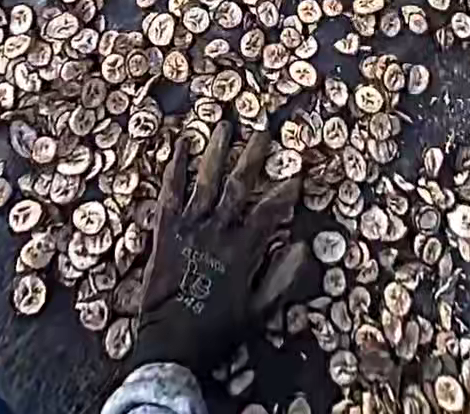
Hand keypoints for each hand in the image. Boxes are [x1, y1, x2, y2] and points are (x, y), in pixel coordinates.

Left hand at [132, 122, 308, 371]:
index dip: (284, 192)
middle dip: (253, 155)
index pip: (269, 211)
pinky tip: (181, 144)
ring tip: (223, 125)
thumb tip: (303, 246)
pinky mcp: (165, 226)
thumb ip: (282, 279)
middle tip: (262, 130)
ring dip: (216, 150)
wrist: (171, 345)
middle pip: (239, 184)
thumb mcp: (258, 313)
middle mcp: (217, 229)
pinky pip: (170, 190)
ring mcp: (190, 224)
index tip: (296, 172)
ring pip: (206, 179)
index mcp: (242, 249)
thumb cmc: (217, 331)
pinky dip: (176, 166)